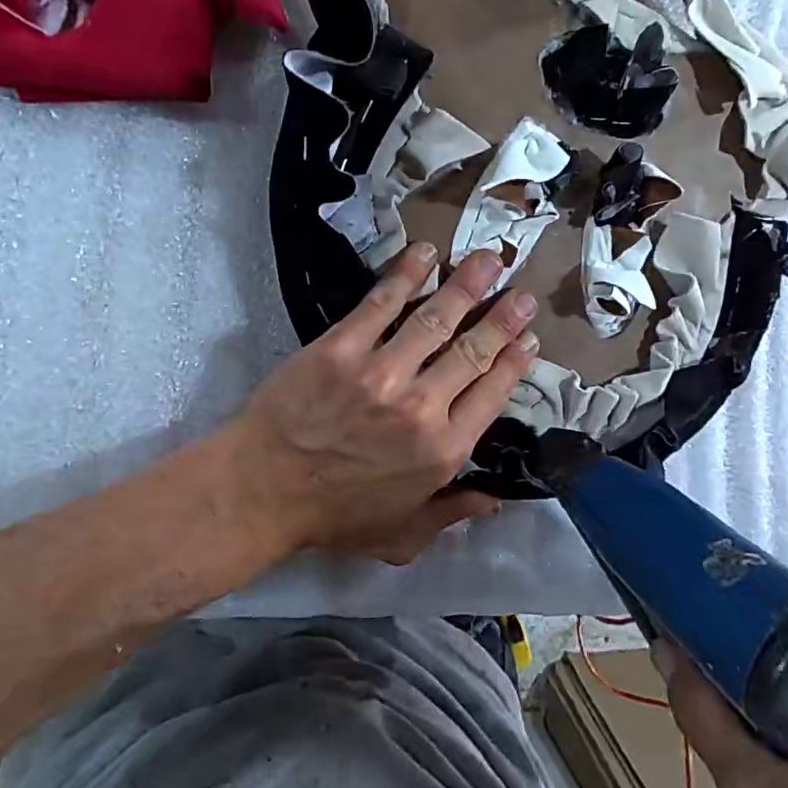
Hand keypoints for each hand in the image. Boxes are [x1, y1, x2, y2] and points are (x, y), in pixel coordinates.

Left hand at [224, 243, 539, 563]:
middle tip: (523, 294)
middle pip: (474, 351)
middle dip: (503, 318)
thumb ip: (453, 512)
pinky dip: (406, 275)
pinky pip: (381, 304)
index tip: (529, 338)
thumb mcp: (403, 533)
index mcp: (443, 450)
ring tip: (489, 259)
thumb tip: (498, 499)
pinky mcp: (341, 349)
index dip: (515, 361)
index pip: (493, 393)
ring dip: (466, 285)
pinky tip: (426, 254)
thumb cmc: (334, 516)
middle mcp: (422, 407)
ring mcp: (382, 374)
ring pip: (436, 320)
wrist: (259, 493)